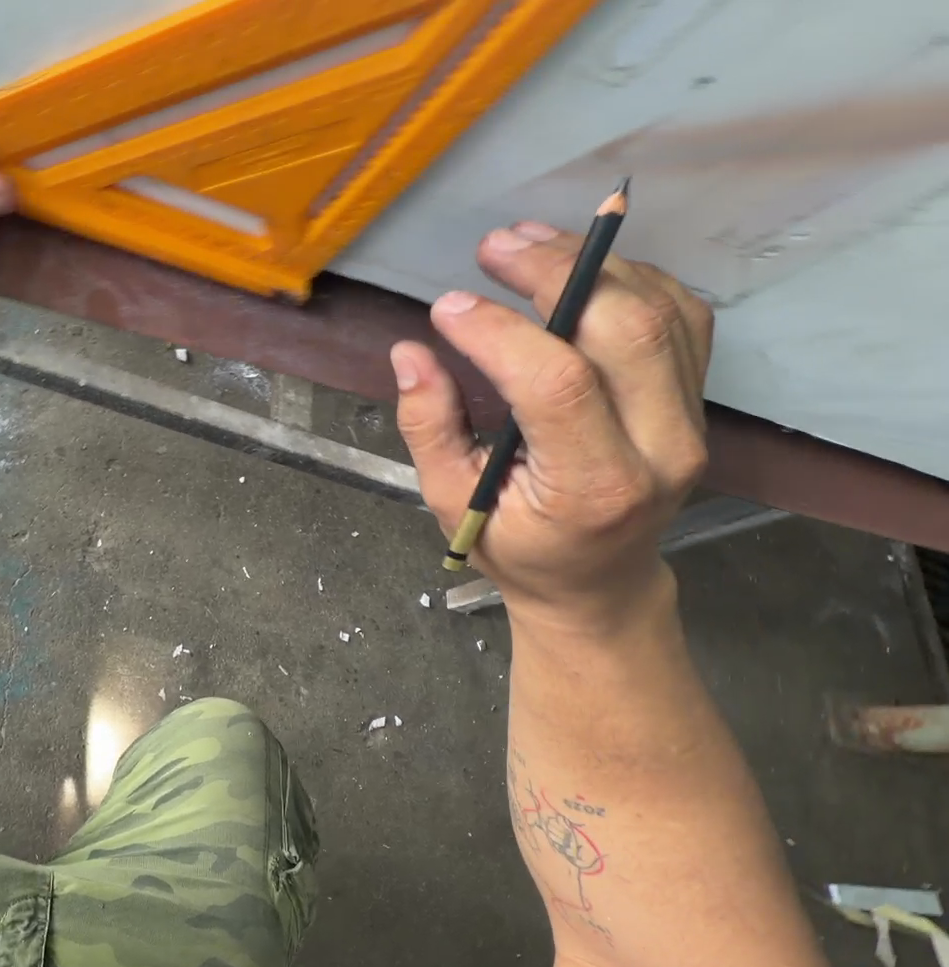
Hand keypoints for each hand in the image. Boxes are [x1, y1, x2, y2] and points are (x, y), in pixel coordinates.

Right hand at [392, 221, 713, 630]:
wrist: (598, 583)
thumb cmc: (515, 550)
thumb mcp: (451, 504)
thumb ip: (429, 429)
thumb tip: (412, 353)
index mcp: (593, 485)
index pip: (555, 385)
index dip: (499, 333)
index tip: (445, 308)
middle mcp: (661, 448)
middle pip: (625, 331)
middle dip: (556, 274)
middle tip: (494, 247)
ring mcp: (691, 421)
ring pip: (662, 312)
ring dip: (594, 264)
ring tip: (528, 242)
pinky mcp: (696, 401)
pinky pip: (681, 318)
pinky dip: (631, 279)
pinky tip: (579, 268)